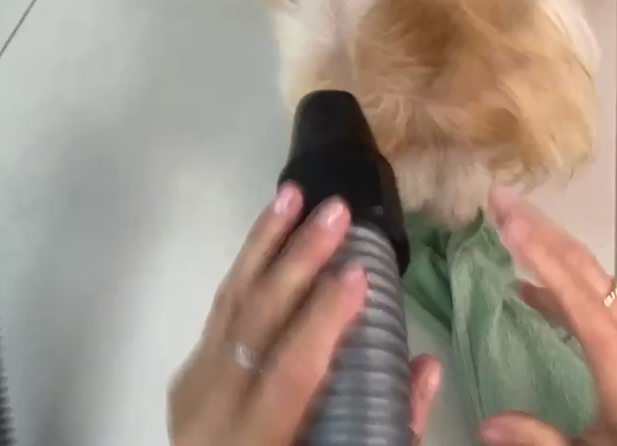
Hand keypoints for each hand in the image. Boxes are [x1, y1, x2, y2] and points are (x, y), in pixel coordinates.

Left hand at [169, 183, 442, 445]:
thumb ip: (387, 427)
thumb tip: (427, 366)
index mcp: (256, 440)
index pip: (291, 371)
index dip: (324, 320)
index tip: (359, 273)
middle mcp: (214, 409)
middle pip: (256, 321)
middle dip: (297, 259)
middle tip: (335, 210)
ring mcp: (194, 385)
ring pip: (231, 301)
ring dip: (265, 242)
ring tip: (293, 195)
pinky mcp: (189, 369)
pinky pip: (221, 308)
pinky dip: (248, 264)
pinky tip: (269, 230)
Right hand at [479, 188, 616, 445]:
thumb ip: (542, 438)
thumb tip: (485, 424)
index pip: (574, 294)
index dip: (539, 255)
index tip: (508, 219)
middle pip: (586, 269)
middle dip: (542, 230)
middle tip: (503, 199)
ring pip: (596, 280)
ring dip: (554, 249)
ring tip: (513, 227)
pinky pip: (606, 301)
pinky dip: (569, 282)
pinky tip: (539, 292)